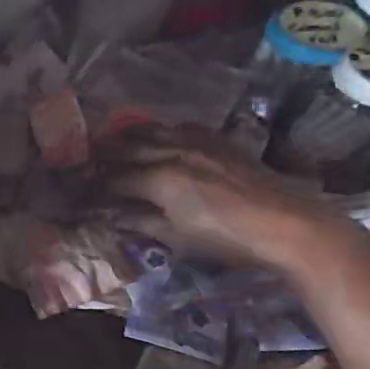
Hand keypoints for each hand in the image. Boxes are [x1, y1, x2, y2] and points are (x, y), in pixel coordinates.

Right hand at [98, 124, 361, 273]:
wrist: (292, 227)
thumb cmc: (228, 240)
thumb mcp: (176, 237)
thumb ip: (140, 221)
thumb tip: (112, 216)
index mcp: (160, 180)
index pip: (113, 179)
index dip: (92, 187)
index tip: (77, 194)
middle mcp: (176, 153)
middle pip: (128, 148)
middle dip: (102, 156)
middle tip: (82, 162)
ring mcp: (201, 144)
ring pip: (154, 131)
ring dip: (128, 136)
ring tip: (111, 141)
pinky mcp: (222, 144)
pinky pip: (184, 128)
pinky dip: (163, 130)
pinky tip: (160, 136)